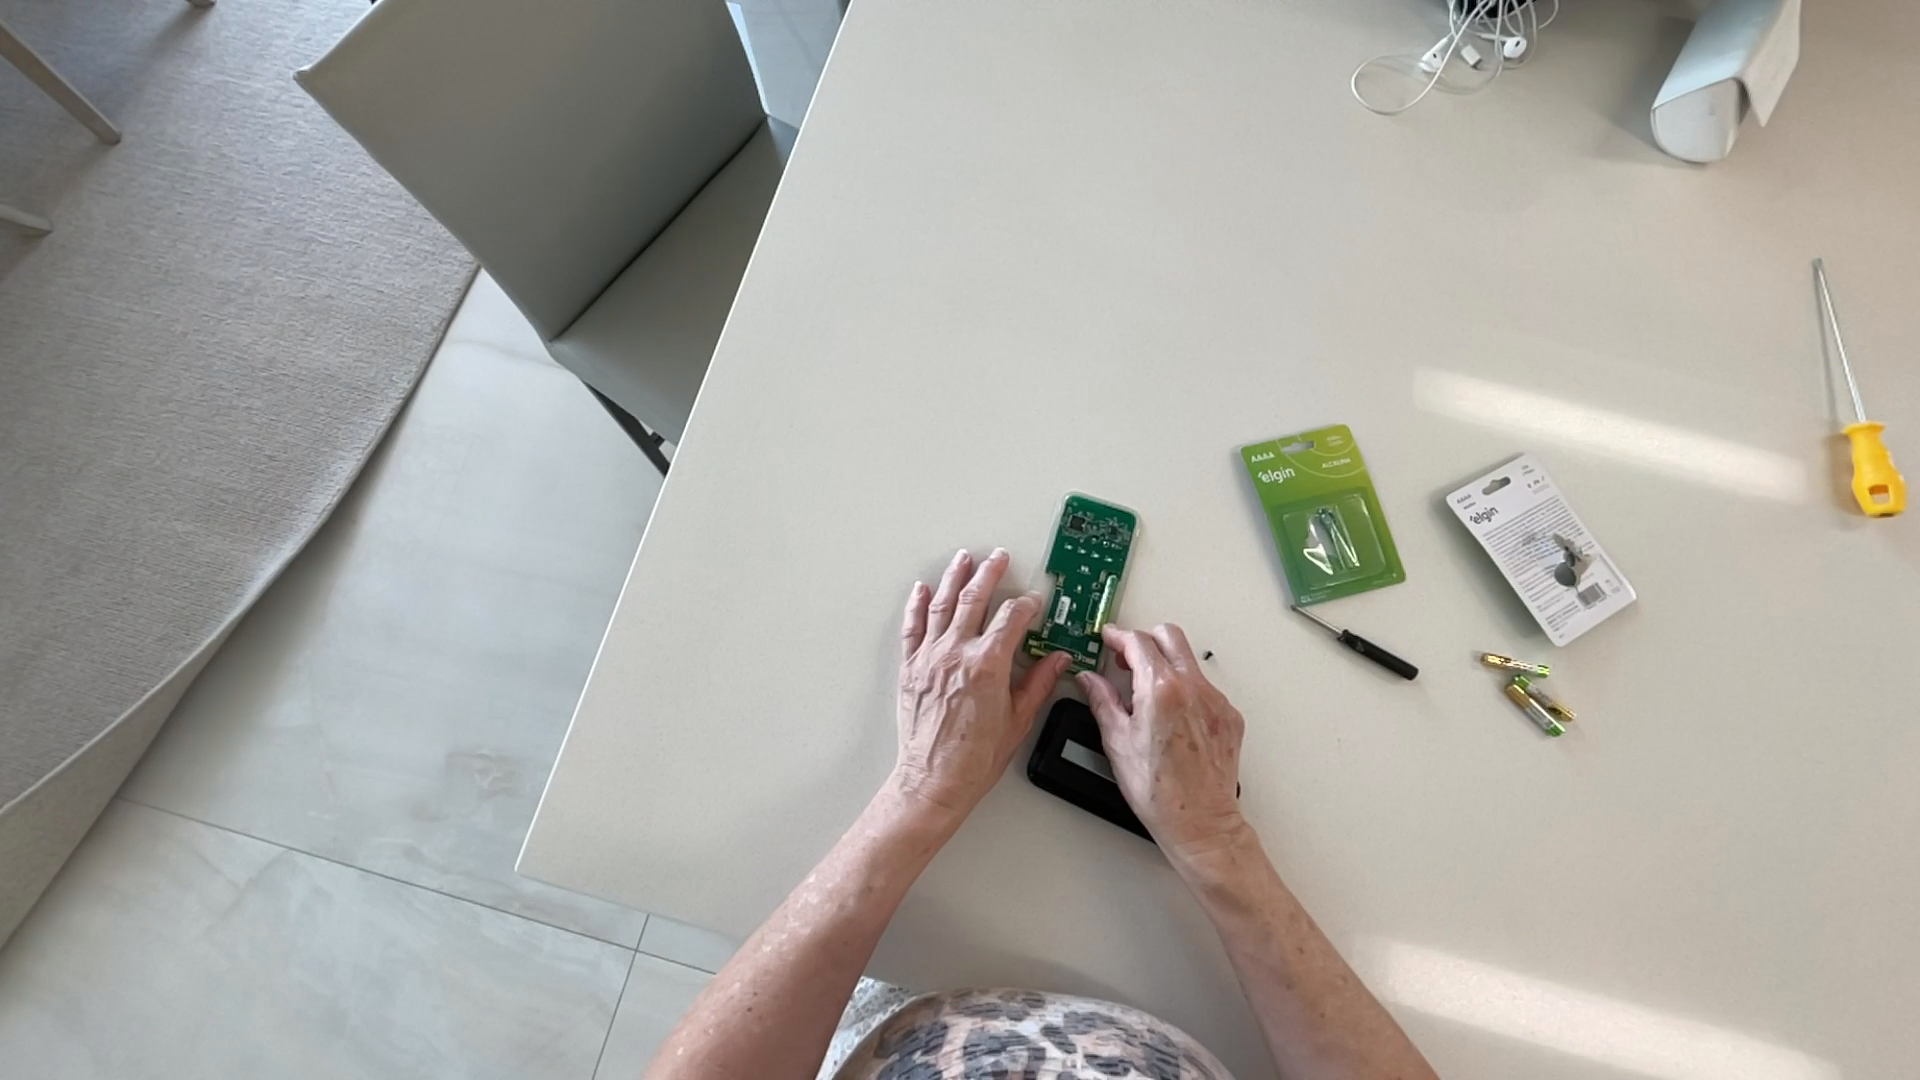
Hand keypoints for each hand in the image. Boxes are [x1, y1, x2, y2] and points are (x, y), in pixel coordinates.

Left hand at [891, 549, 1072, 822]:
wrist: (933, 779)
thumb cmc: (974, 758)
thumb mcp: (1018, 720)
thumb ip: (1038, 683)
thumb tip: (1058, 660)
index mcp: (988, 663)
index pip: (1012, 617)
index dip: (1026, 605)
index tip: (1033, 602)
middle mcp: (957, 652)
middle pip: (975, 598)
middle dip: (990, 573)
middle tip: (998, 558)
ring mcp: (930, 657)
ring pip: (943, 604)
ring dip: (955, 577)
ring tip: (964, 559)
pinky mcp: (911, 667)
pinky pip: (912, 626)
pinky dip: (917, 604)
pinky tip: (923, 589)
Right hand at [1077, 623, 1248, 859]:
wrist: (1200, 823)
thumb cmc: (1159, 791)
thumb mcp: (1116, 741)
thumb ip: (1102, 701)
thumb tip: (1090, 680)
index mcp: (1161, 690)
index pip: (1138, 642)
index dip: (1118, 636)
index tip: (1109, 639)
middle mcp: (1193, 688)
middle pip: (1169, 636)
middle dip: (1145, 640)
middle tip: (1126, 658)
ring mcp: (1216, 701)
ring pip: (1188, 661)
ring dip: (1165, 665)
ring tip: (1146, 692)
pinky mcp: (1229, 716)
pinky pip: (1203, 687)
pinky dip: (1184, 690)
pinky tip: (1170, 714)